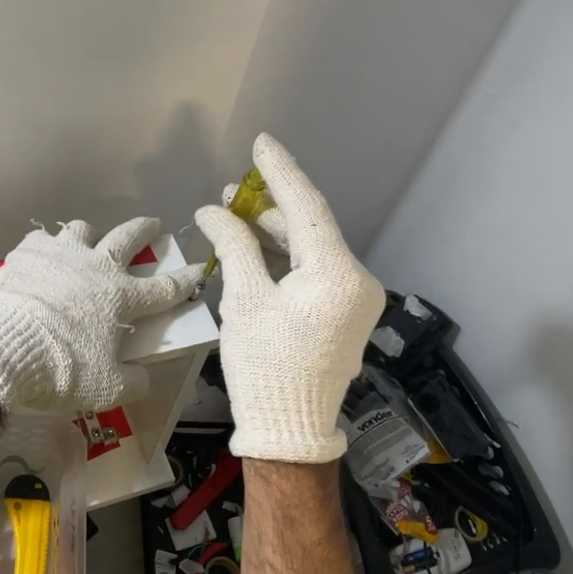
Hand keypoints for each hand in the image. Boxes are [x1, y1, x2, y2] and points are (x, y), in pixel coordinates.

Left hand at [0, 217, 202, 413]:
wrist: (2, 350)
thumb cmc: (62, 370)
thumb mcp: (107, 388)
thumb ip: (133, 381)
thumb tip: (143, 376)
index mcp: (121, 298)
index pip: (164, 289)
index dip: (185, 280)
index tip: (198, 269)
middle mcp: (96, 268)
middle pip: (128, 238)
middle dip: (145, 230)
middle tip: (153, 225)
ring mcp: (59, 255)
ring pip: (83, 229)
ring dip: (91, 234)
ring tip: (88, 241)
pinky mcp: (25, 254)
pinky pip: (41, 242)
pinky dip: (46, 248)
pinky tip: (41, 259)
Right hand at [196, 134, 384, 463]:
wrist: (289, 431)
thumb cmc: (265, 367)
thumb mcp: (244, 301)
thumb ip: (234, 246)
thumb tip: (214, 212)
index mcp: (336, 274)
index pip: (307, 208)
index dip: (280, 172)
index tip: (261, 143)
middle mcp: (358, 280)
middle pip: (311, 229)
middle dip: (269, 208)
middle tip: (229, 193)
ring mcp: (357, 299)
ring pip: (313, 251)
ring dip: (275, 235)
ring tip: (234, 219)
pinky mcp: (348, 315)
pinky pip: (316, 273)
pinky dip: (287, 261)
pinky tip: (255, 251)